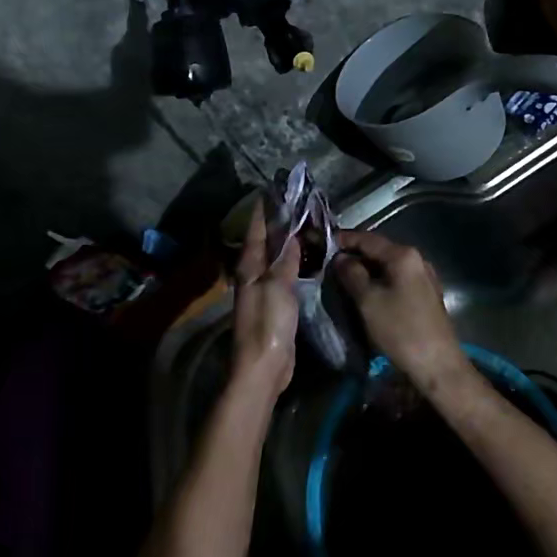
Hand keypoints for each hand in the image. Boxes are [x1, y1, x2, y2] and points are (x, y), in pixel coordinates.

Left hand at [231, 206, 297, 401]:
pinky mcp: (274, 303)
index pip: (256, 228)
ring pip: (275, 256)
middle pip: (265, 240)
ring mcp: (262, 288)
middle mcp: (252, 272)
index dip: (264, 208)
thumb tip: (292, 232)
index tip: (275, 189)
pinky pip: (283, 273)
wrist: (263, 367)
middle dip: (279, 222)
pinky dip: (293, 262)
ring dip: (287, 242)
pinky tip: (307, 259)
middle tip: (300, 205)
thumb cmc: (268, 322)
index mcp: (249, 264)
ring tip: (307, 226)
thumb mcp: (278, 285)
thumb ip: (285, 258)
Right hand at [332, 232, 470, 392]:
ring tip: (343, 279)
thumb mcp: (368, 300)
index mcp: (403, 255)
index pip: (366, 238)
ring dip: (365, 270)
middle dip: (353, 256)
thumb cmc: (401, 330)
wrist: (439, 368)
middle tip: (328, 264)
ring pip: (386, 266)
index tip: (321, 244)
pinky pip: (396, 279)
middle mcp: (417, 259)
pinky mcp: (426, 295)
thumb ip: (351, 273)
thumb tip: (340, 258)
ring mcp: (424, 277)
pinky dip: (378, 282)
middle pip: (377, 251)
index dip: (342, 240)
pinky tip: (366, 293)